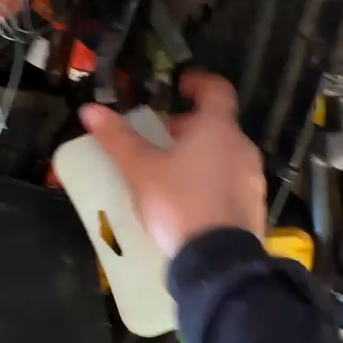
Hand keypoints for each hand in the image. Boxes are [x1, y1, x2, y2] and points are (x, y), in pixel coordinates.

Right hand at [79, 71, 267, 255]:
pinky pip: (229, 181)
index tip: (180, 83)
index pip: (216, 90)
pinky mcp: (253, 206)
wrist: (218, 260)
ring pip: (224, 154)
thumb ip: (117, 138)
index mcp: (217, 129)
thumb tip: (90, 110)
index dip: (198, 82)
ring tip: (169, 172)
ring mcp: (252, 178)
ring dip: (199, 155)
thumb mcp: (140, 170)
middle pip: (216, 125)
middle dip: (188, 127)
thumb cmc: (178, 203)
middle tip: (159, 137)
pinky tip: (187, 201)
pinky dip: (209, 180)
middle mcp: (241, 147)